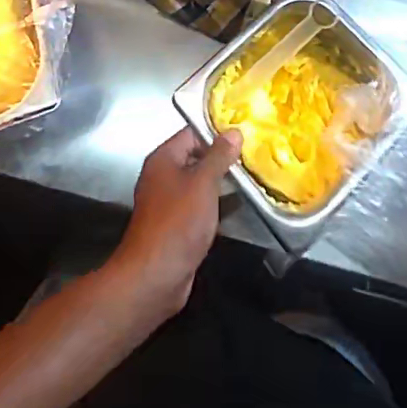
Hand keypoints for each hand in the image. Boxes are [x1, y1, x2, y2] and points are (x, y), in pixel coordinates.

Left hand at [103, 127, 240, 317]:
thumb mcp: (203, 184)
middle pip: (194, 156)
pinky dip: (212, 204)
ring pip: (196, 182)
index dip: (217, 133)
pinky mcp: (173, 223)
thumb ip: (219, 156)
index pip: (192, 133)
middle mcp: (161, 175)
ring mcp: (166, 200)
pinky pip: (195, 204)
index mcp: (163, 158)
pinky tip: (233, 208)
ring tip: (248, 181)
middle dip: (221, 158)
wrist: (155, 275)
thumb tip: (233, 132)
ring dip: (218, 183)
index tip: (244, 137)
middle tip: (251, 159)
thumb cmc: (178, 222)